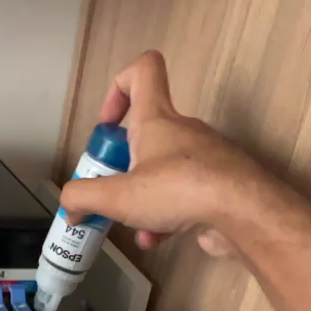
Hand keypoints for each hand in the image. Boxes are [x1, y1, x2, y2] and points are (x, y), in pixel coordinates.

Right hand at [58, 50, 274, 256]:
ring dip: (142, 202)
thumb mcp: (117, 197)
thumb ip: (84, 197)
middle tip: (112, 194)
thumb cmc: (177, 190)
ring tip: (136, 228)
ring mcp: (203, 159)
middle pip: (146, 136)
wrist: (241, 212)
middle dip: (122, 167)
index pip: (143, 71)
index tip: (107, 126)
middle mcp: (182, 132)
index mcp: (157, 119)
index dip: (119, 88)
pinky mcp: (217, 186)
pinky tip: (157, 240)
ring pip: (162, 174)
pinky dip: (164, 218)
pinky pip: (182, 198)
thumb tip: (69, 206)